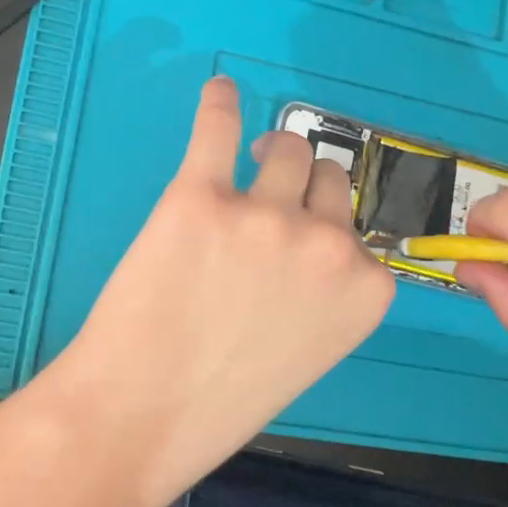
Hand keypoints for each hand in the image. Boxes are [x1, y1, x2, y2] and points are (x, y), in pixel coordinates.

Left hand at [40, 77, 394, 506]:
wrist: (141, 415)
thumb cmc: (220, 402)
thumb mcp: (306, 351)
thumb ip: (321, 294)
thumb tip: (304, 242)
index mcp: (367, 291)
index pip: (359, 234)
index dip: (324, 233)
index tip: (301, 238)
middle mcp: (328, 245)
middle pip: (327, 179)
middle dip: (303, 185)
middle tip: (272, 193)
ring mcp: (264, 216)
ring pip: (285, 150)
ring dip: (271, 151)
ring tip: (249, 156)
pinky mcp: (199, 196)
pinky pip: (218, 129)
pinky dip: (220, 105)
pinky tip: (220, 91)